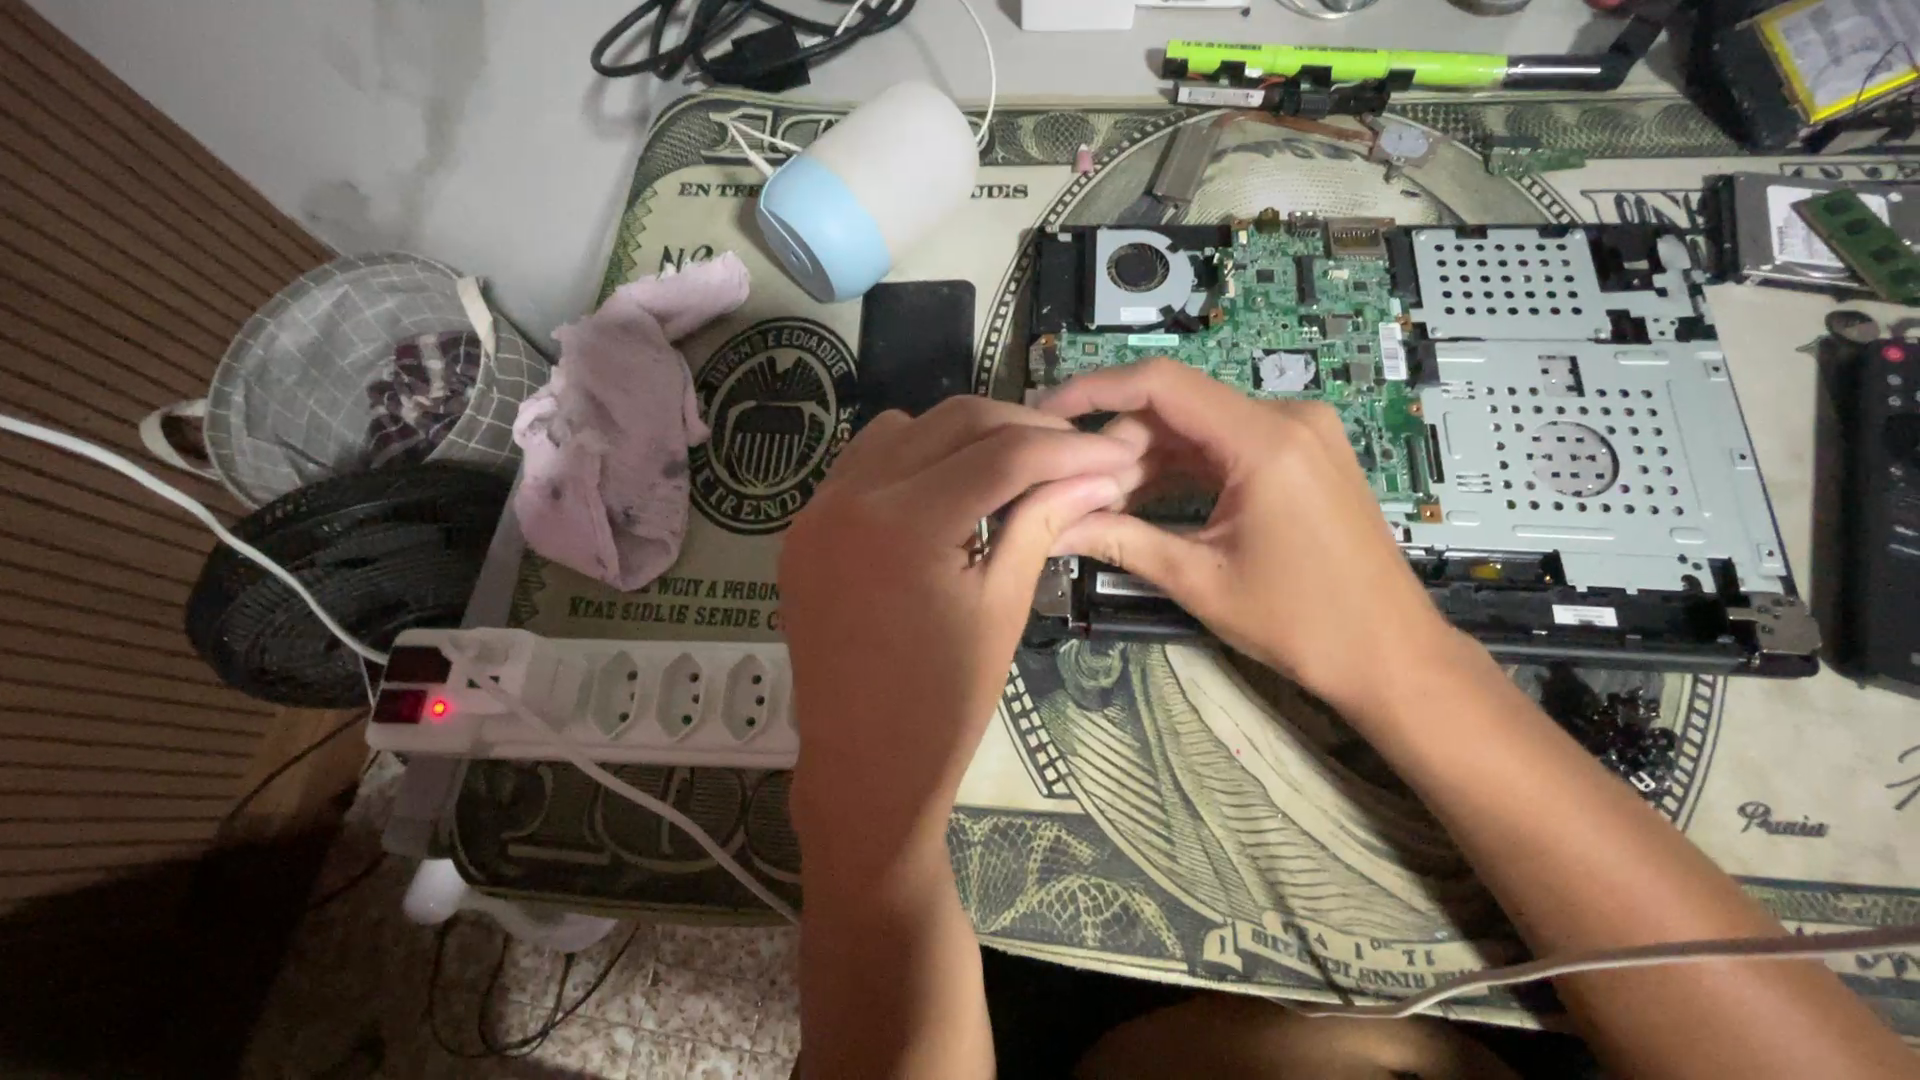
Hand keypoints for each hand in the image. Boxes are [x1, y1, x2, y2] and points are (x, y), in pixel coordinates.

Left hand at [778, 397, 1139, 871]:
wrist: (864, 765)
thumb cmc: (943, 703)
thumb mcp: (1003, 608)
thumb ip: (1043, 524)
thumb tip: (1101, 473)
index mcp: (904, 525)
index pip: (1003, 454)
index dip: (1071, 448)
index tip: (1119, 453)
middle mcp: (851, 497)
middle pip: (955, 422)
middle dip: (1026, 430)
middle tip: (1077, 453)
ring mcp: (818, 509)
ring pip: (906, 428)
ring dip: (968, 435)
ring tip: (1018, 466)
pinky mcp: (807, 527)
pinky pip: (865, 461)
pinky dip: (915, 456)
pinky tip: (950, 485)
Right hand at [1037, 358, 1465, 724]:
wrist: (1391, 655)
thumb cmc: (1303, 623)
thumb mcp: (1200, 580)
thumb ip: (1121, 541)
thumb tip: (1053, 527)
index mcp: (1266, 441)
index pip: (1162, 384)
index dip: (1096, 389)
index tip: (1048, 409)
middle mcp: (1288, 419)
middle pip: (1176, 407)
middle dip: (1118, 445)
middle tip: (1073, 489)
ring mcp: (1300, 434)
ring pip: (1197, 428)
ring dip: (1146, 461)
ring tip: (1101, 504)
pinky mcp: (1302, 455)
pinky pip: (1224, 446)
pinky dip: (1182, 470)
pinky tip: (1144, 502)